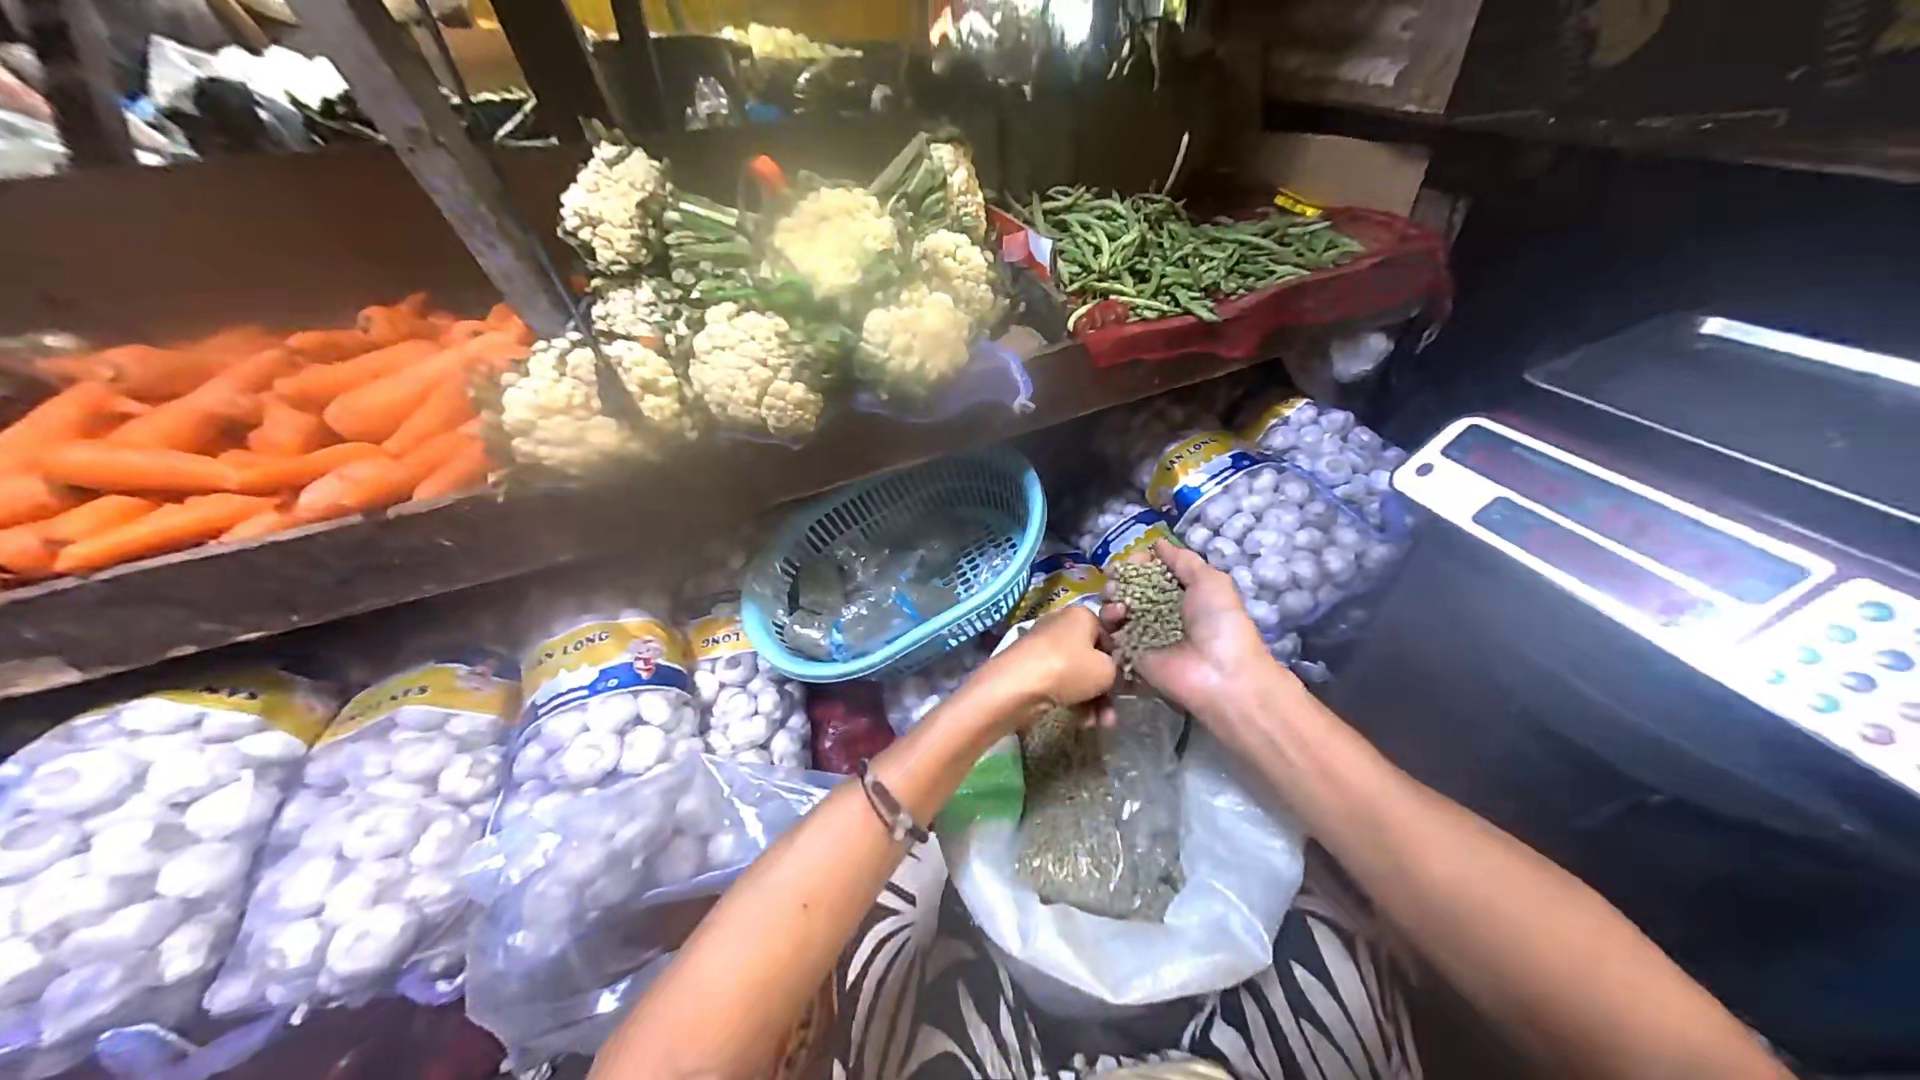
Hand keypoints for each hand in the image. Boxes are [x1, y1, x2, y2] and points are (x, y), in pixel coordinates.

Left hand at [967, 605, 1117, 731]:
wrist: (1015, 686)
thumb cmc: (1067, 668)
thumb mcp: (1106, 670)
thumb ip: (1117, 669)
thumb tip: (1110, 673)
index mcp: (1081, 614)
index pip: (1110, 634)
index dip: (1120, 658)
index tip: (1126, 680)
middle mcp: (1062, 626)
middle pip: (1093, 657)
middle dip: (1107, 687)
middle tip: (1114, 710)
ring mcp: (1045, 648)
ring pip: (1079, 674)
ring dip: (1094, 700)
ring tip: (1102, 723)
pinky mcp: (1033, 669)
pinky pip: (1062, 684)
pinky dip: (1074, 701)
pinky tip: (1084, 722)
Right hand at [1102, 540, 1298, 729]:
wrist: (1220, 673)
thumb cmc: (1220, 622)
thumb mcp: (1211, 581)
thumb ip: (1183, 560)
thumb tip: (1157, 543)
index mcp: (1179, 593)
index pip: (1149, 571)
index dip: (1138, 562)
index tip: (1134, 559)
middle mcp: (1158, 611)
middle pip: (1127, 587)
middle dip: (1118, 577)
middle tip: (1118, 578)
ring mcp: (1142, 632)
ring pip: (1114, 607)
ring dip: (1111, 596)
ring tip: (1118, 598)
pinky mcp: (1129, 653)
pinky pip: (1109, 634)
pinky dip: (1107, 620)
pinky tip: (1118, 615)